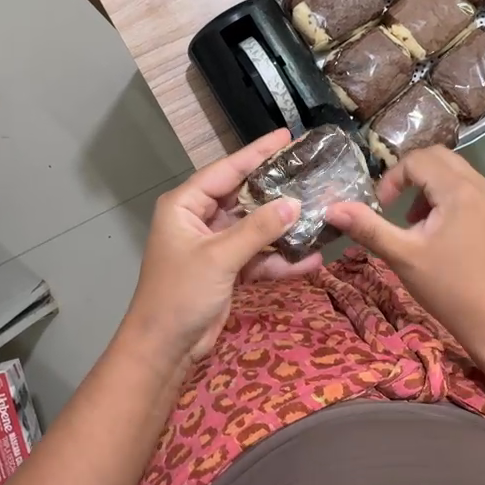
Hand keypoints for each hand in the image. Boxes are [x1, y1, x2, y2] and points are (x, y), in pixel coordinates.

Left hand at [122, 129, 323, 364]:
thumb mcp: (220, 258)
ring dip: (282, 228)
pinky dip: (279, 260)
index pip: (225, 170)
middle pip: (242, 196)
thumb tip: (294, 204)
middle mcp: (197, 219)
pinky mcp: (225, 271)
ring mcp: (213, 246)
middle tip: (310, 170)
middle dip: (275, 189)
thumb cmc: (180, 294)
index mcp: (184, 205)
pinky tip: (311, 260)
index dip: (257, 153)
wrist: (164, 348)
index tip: (287, 136)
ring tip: (320, 213)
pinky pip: (256, 257)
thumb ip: (258, 230)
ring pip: (253, 228)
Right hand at [324, 146, 484, 354]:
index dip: (393, 178)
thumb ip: (366, 227)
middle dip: (416, 179)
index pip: (419, 160)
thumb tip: (331, 209)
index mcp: (460, 191)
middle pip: (444, 160)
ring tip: (426, 231)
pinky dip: (462, 208)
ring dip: (438, 194)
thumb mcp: (402, 256)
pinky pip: (484, 199)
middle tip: (401, 212)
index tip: (382, 207)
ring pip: (465, 180)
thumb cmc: (449, 289)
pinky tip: (456, 243)